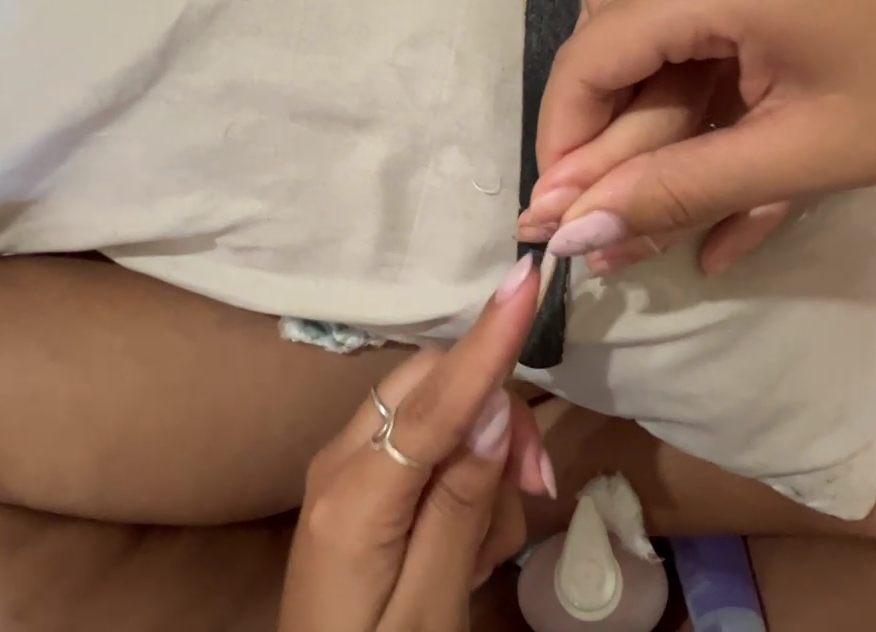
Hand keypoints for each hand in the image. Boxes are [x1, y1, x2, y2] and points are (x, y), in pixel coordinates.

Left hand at [279, 257, 556, 631]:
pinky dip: (462, 479)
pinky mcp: (358, 479)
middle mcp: (341, 459)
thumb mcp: (431, 608)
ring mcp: (345, 465)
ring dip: (484, 464)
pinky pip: (426, 443)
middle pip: (437, 388)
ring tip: (488, 545)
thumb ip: (459, 505)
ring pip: (440, 412)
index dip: (486, 341)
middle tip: (534, 483)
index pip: (434, 402)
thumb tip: (492, 407)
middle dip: (496, 419)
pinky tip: (466, 544)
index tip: (524, 277)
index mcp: (354, 498)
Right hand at [520, 0, 786, 275]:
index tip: (560, 212)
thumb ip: (671, 190)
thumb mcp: (798, 156)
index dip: (562, 139)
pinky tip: (676, 4)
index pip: (587, 55)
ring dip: (621, 51)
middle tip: (614, 192)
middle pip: (603, 21)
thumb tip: (569, 236)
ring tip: (650, 120)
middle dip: (594, 115)